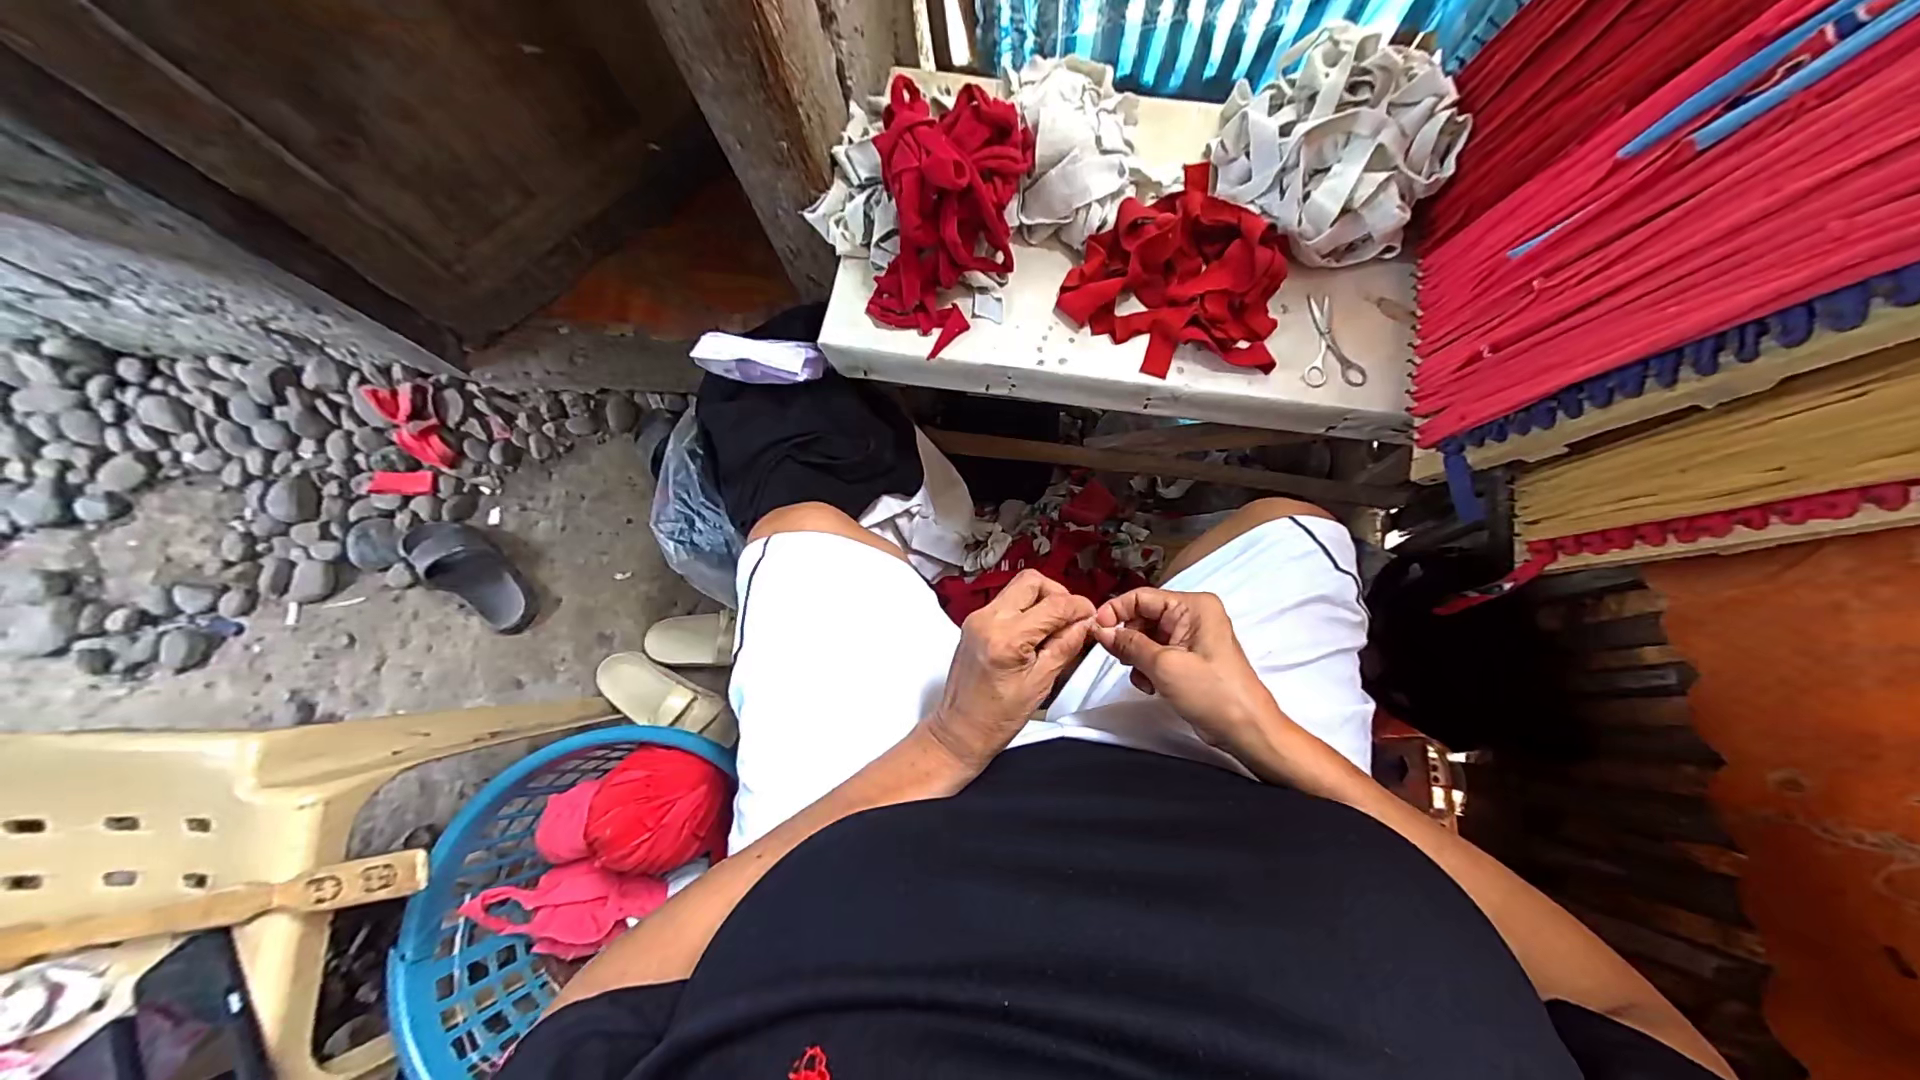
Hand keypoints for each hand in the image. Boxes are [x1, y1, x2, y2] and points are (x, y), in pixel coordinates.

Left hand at [924, 570, 1095, 771]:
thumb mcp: (1042, 682)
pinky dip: (1025, 608)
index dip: (1079, 607)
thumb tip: (1084, 623)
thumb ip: (1066, 645)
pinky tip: (1036, 632)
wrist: (961, 729)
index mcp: (1006, 638)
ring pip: (1018, 587)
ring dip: (1041, 599)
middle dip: (1058, 594)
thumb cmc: (995, 717)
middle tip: (1071, 617)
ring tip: (1054, 627)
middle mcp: (987, 620)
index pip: (1054, 604)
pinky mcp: (973, 622)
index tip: (1089, 617)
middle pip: (1032, 581)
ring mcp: (976, 618)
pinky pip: (1006, 601)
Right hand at [1088, 588, 1278, 751]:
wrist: (1246, 730)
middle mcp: (1194, 616)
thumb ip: (1129, 644)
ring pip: (1146, 637)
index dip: (1116, 611)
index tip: (1097, 629)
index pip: (1143, 597)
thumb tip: (1102, 631)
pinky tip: (1152, 685)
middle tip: (1118, 657)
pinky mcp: (1188, 658)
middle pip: (1143, 616)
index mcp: (1194, 607)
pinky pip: (1155, 654)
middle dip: (1128, 639)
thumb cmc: (1217, 694)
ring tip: (1144, 678)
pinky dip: (1147, 668)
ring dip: (1137, 658)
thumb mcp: (1164, 666)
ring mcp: (1191, 638)